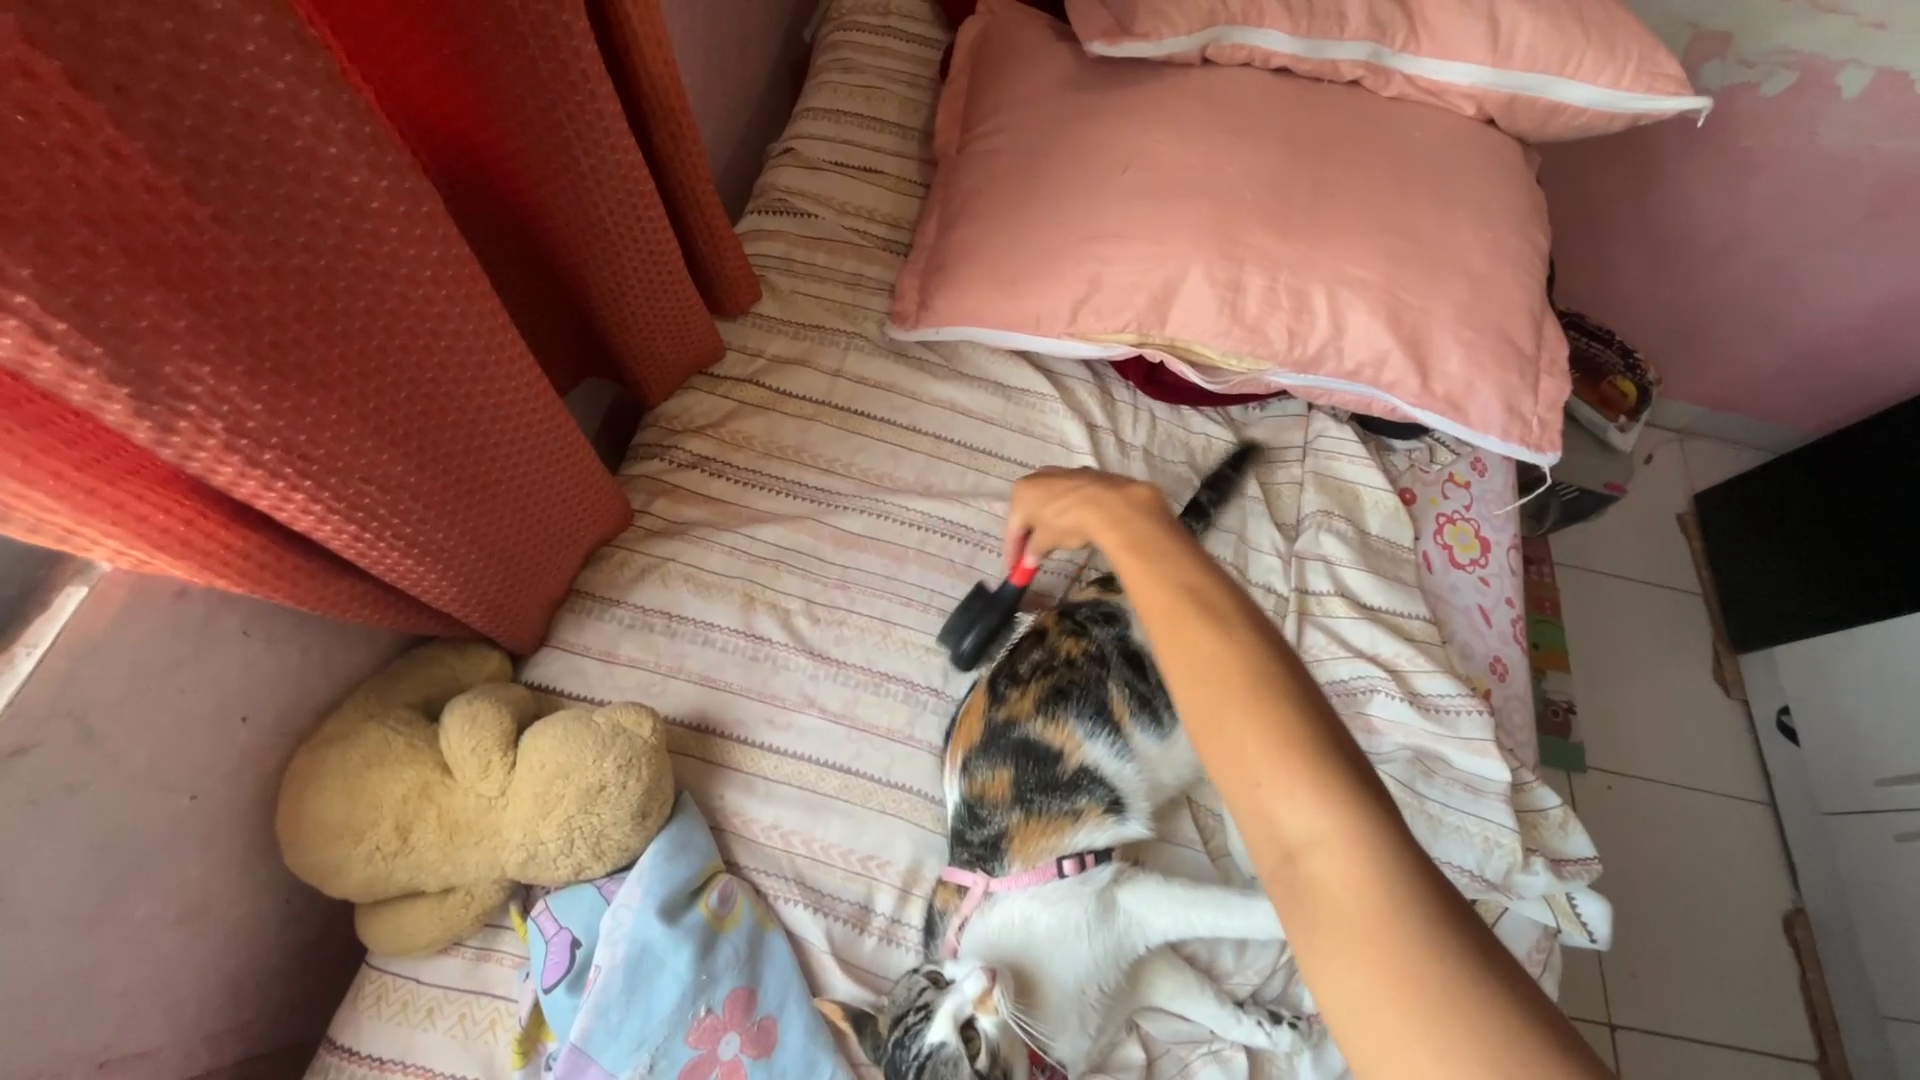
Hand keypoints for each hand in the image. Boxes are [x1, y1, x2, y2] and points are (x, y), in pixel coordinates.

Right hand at [1003, 466, 1172, 571]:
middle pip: (1028, 512)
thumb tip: (1029, 559)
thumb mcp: (1047, 542)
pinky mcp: (1084, 474)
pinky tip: (1072, 525)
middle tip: (1031, 556)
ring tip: (1052, 542)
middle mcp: (1037, 477)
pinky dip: (1065, 511)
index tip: (1014, 569)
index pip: (1012, 528)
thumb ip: (1034, 551)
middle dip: (1029, 534)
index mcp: (1020, 493)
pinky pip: (1067, 497)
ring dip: (1047, 521)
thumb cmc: (1068, 522)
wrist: (1110, 503)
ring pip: (1048, 502)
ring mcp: (1061, 473)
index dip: (1012, 551)